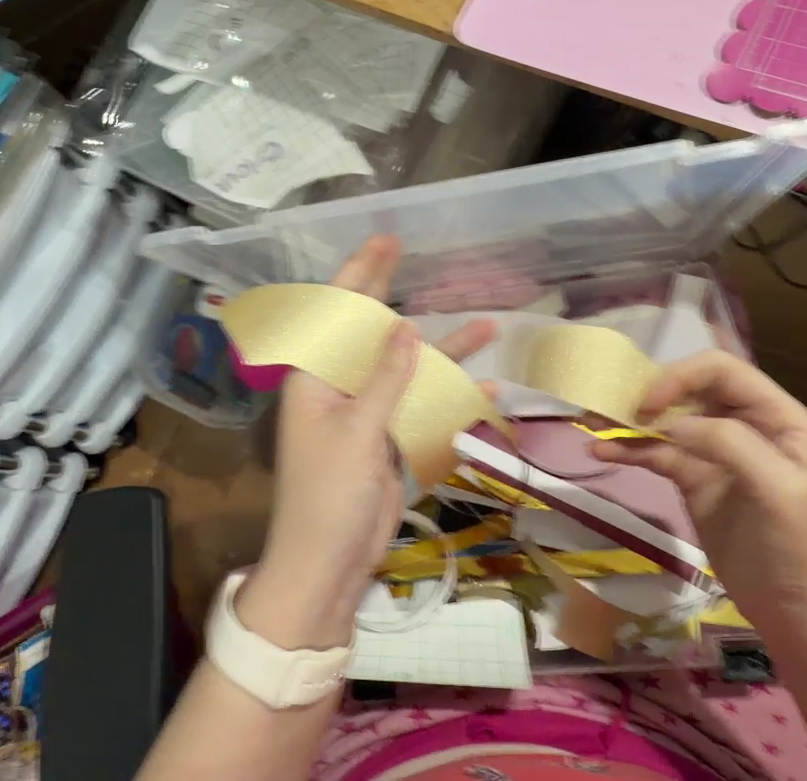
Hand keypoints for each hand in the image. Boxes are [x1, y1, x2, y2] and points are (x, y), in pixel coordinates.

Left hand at [237, 236, 493, 650]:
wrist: (327, 564)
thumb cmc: (328, 494)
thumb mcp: (357, 432)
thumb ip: (385, 380)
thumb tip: (407, 327)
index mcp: (315, 378)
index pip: (337, 313)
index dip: (360, 273)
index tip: (384, 242)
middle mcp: (338, 388)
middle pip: (372, 333)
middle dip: (394, 295)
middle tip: (412, 255)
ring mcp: (366, 415)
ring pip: (407, 371)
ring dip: (444, 353)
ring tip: (490, 326)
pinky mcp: (387, 442)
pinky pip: (421, 408)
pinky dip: (450, 398)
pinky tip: (488, 388)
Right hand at [590, 350, 806, 634]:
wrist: (802, 615)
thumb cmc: (802, 548)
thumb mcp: (779, 490)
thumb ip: (728, 444)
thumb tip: (669, 423)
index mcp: (777, 416)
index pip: (722, 371)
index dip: (682, 376)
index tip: (648, 405)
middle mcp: (745, 425)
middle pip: (689, 388)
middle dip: (650, 393)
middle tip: (612, 409)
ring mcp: (715, 453)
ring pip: (667, 420)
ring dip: (630, 420)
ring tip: (592, 423)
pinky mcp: (692, 480)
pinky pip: (656, 453)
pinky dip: (629, 450)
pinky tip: (602, 451)